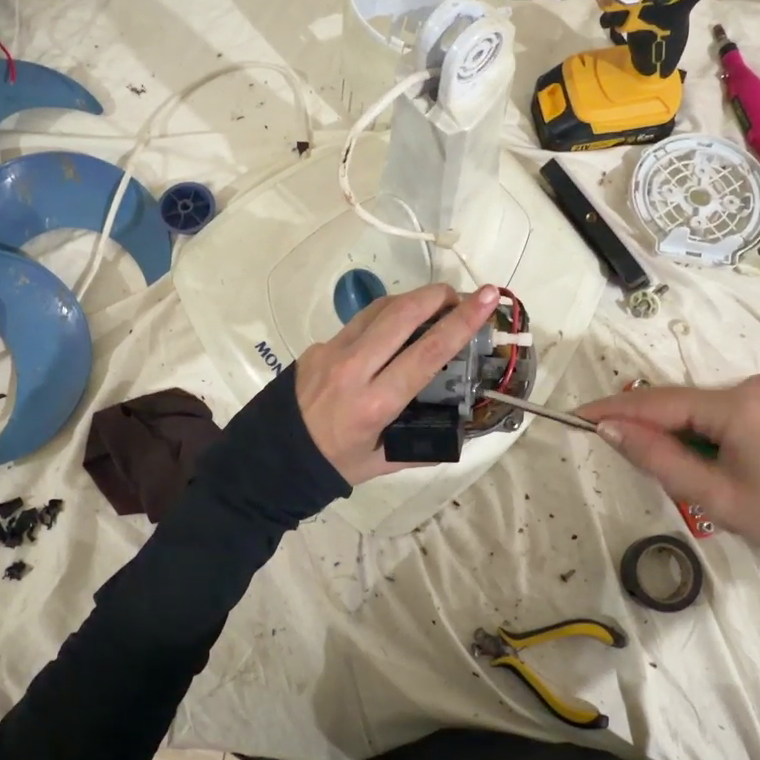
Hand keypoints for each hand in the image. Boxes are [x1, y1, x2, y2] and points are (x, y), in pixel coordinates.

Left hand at [295, 283, 499, 484]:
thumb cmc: (332, 464)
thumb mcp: (382, 463)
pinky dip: (387, 316)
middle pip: (403, 314)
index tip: (488, 297)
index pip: (428, 352)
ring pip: (380, 309)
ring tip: (438, 303)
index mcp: (376, 402)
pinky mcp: (319, 346)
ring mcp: (333, 352)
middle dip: (439, 296)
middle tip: (465, 295)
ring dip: (414, 299)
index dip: (462, 321)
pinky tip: (399, 327)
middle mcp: (355, 369)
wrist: (271, 457)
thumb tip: (458, 432)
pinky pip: (360, 322)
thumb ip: (422, 446)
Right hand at [577, 377, 759, 553]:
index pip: (658, 402)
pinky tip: (702, 463)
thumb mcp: (716, 496)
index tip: (575, 417)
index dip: (613, 410)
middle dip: (646, 427)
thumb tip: (609, 429)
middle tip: (624, 458)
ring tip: (674, 475)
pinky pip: (720, 414)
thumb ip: (659, 459)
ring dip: (675, 435)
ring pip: (697, 410)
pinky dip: (700, 434)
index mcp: (736, 406)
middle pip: (677, 403)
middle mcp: (749, 387)